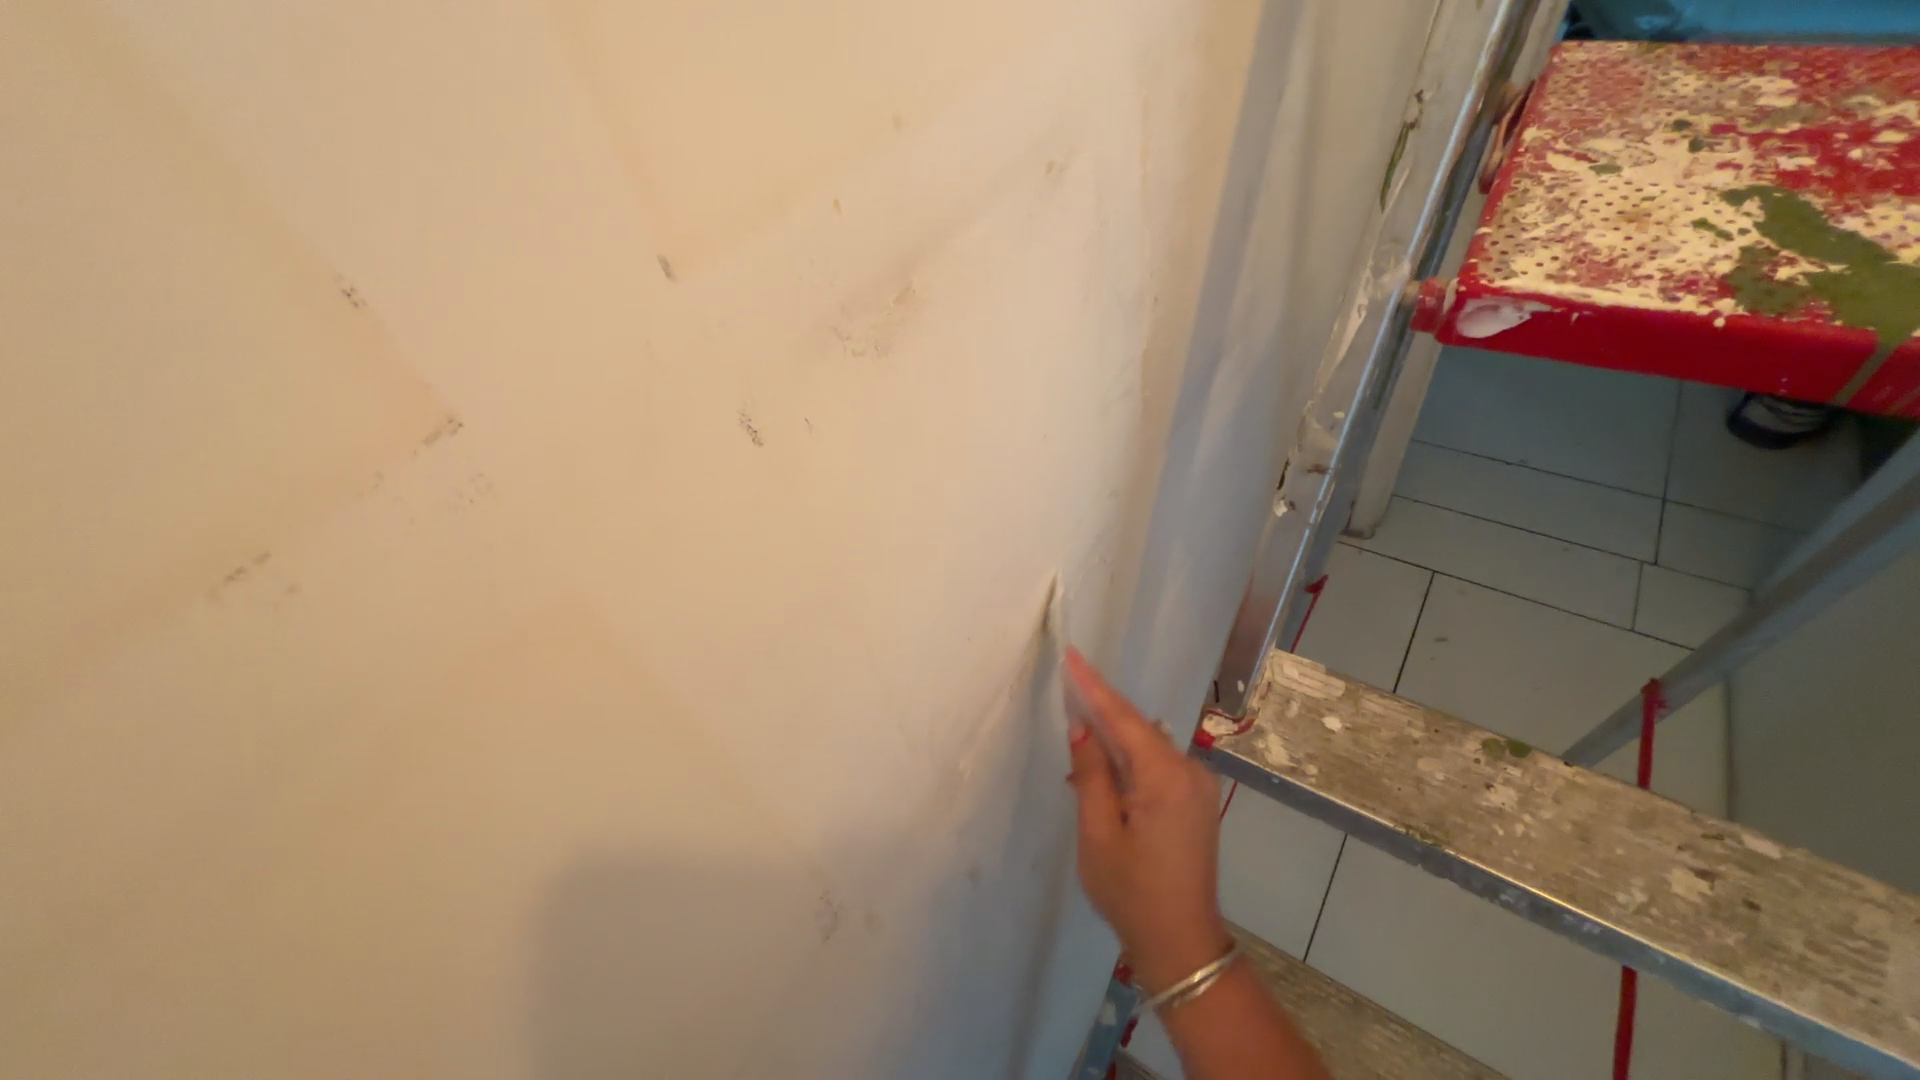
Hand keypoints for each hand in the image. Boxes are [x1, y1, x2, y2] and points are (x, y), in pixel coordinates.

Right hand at [1064, 648, 1233, 994]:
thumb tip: (1083, 726)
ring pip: (1146, 747)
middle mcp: (1189, 771)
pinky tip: (1101, 772)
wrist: (1181, 943)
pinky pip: (1156, 767)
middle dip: (1101, 711)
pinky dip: (1128, 763)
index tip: (1072, 654)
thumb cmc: (1131, 891)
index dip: (1094, 686)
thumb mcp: (1097, 833)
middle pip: (1138, 728)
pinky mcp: (1195, 801)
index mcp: (1165, 776)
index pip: (1124, 717)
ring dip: (1113, 741)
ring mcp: (1197, 786)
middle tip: (1066, 688)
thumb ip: (1091, 774)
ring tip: (1075, 740)